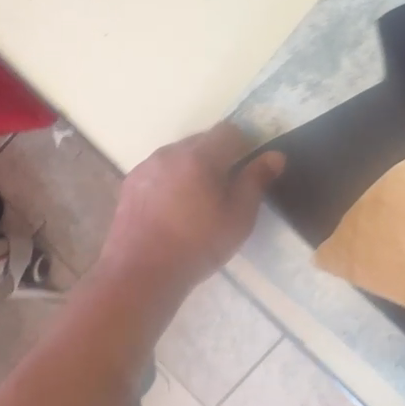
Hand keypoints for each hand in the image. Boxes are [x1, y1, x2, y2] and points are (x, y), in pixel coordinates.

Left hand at [92, 123, 284, 302]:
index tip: (249, 170)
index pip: (229, 131)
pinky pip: (159, 171)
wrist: (140, 274)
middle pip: (202, 140)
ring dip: (193, 168)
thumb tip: (275, 155)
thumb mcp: (239, 217)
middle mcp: (170, 153)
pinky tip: (174, 210)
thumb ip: (256, 181)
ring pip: (179, 155)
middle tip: (227, 189)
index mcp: (200, 156)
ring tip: (199, 202)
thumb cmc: (198, 245)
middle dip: (218, 156)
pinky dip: (172, 180)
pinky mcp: (129, 185)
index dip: (244, 145)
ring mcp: (146, 167)